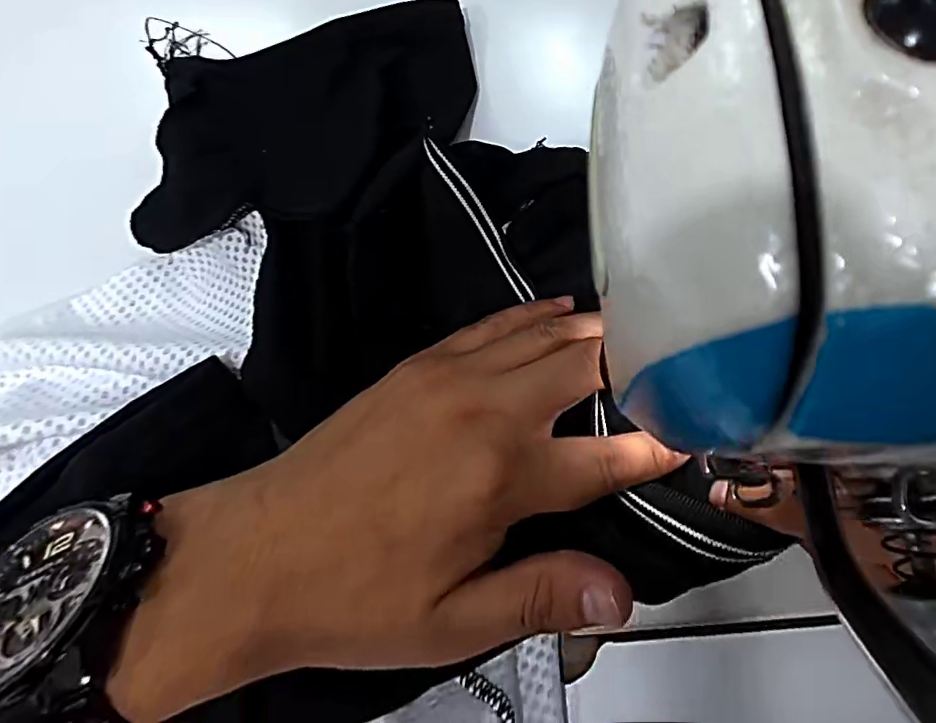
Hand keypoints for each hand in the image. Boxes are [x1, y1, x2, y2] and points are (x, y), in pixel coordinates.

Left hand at [108, 297, 687, 717]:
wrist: (252, 555)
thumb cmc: (353, 596)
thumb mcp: (450, 623)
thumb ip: (542, 596)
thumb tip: (619, 595)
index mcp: (502, 477)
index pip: (606, 455)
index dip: (654, 447)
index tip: (683, 438)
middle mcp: (488, 410)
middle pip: (587, 367)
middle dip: (634, 367)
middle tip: (663, 375)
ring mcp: (455, 375)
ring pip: (549, 334)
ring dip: (595, 334)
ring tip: (631, 337)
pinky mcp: (427, 361)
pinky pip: (499, 323)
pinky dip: (538, 315)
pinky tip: (562, 312)